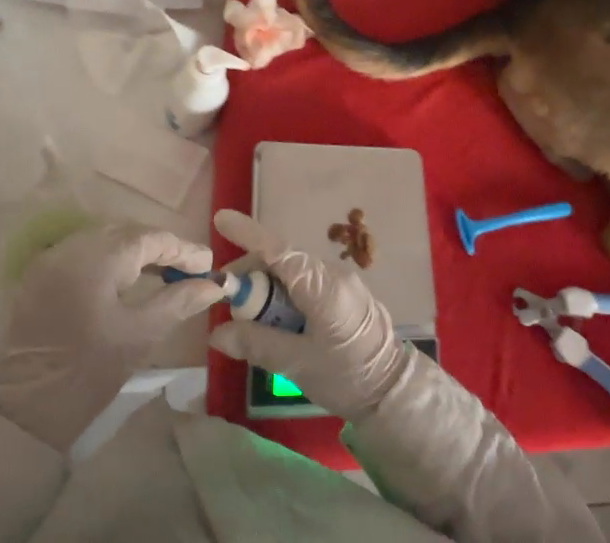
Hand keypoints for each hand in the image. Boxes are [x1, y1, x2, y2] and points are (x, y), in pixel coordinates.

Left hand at [0, 223, 224, 448]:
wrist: (26, 409)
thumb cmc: (89, 371)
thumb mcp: (142, 334)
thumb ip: (180, 300)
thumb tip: (214, 284)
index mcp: (98, 257)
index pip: (152, 238)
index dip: (184, 250)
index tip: (209, 267)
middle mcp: (72, 247)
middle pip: (128, 234)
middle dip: (161, 249)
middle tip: (190, 271)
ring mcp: (52, 259)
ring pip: (106, 240)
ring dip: (137, 253)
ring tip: (164, 275)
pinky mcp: (41, 276)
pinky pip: (85, 254)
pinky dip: (111, 261)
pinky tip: (128, 280)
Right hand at [208, 209, 406, 420]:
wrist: (392, 390)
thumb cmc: (347, 376)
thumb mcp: (297, 364)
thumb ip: (256, 343)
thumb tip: (217, 333)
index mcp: (324, 287)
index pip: (280, 252)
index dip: (249, 234)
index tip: (222, 219)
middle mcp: (334, 275)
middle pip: (283, 261)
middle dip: (251, 274)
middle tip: (225, 300)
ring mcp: (342, 282)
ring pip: (293, 273)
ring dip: (267, 288)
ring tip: (248, 319)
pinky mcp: (345, 294)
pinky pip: (306, 284)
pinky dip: (284, 296)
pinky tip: (274, 321)